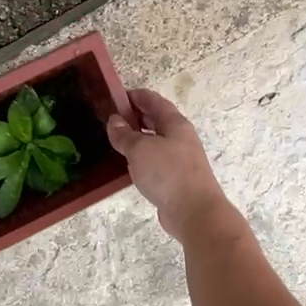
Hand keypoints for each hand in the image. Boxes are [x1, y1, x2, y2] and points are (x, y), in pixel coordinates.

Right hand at [106, 88, 235, 242]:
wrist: (193, 210)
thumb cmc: (168, 173)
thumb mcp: (140, 149)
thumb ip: (125, 134)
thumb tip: (114, 121)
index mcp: (175, 123)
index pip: (154, 101)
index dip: (135, 96)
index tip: (115, 95)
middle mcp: (180, 137)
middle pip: (157, 120)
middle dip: (136, 115)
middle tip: (112, 117)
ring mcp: (179, 158)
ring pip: (156, 141)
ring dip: (138, 137)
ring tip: (116, 139)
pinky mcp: (175, 178)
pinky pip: (155, 160)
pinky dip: (141, 157)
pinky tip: (129, 164)